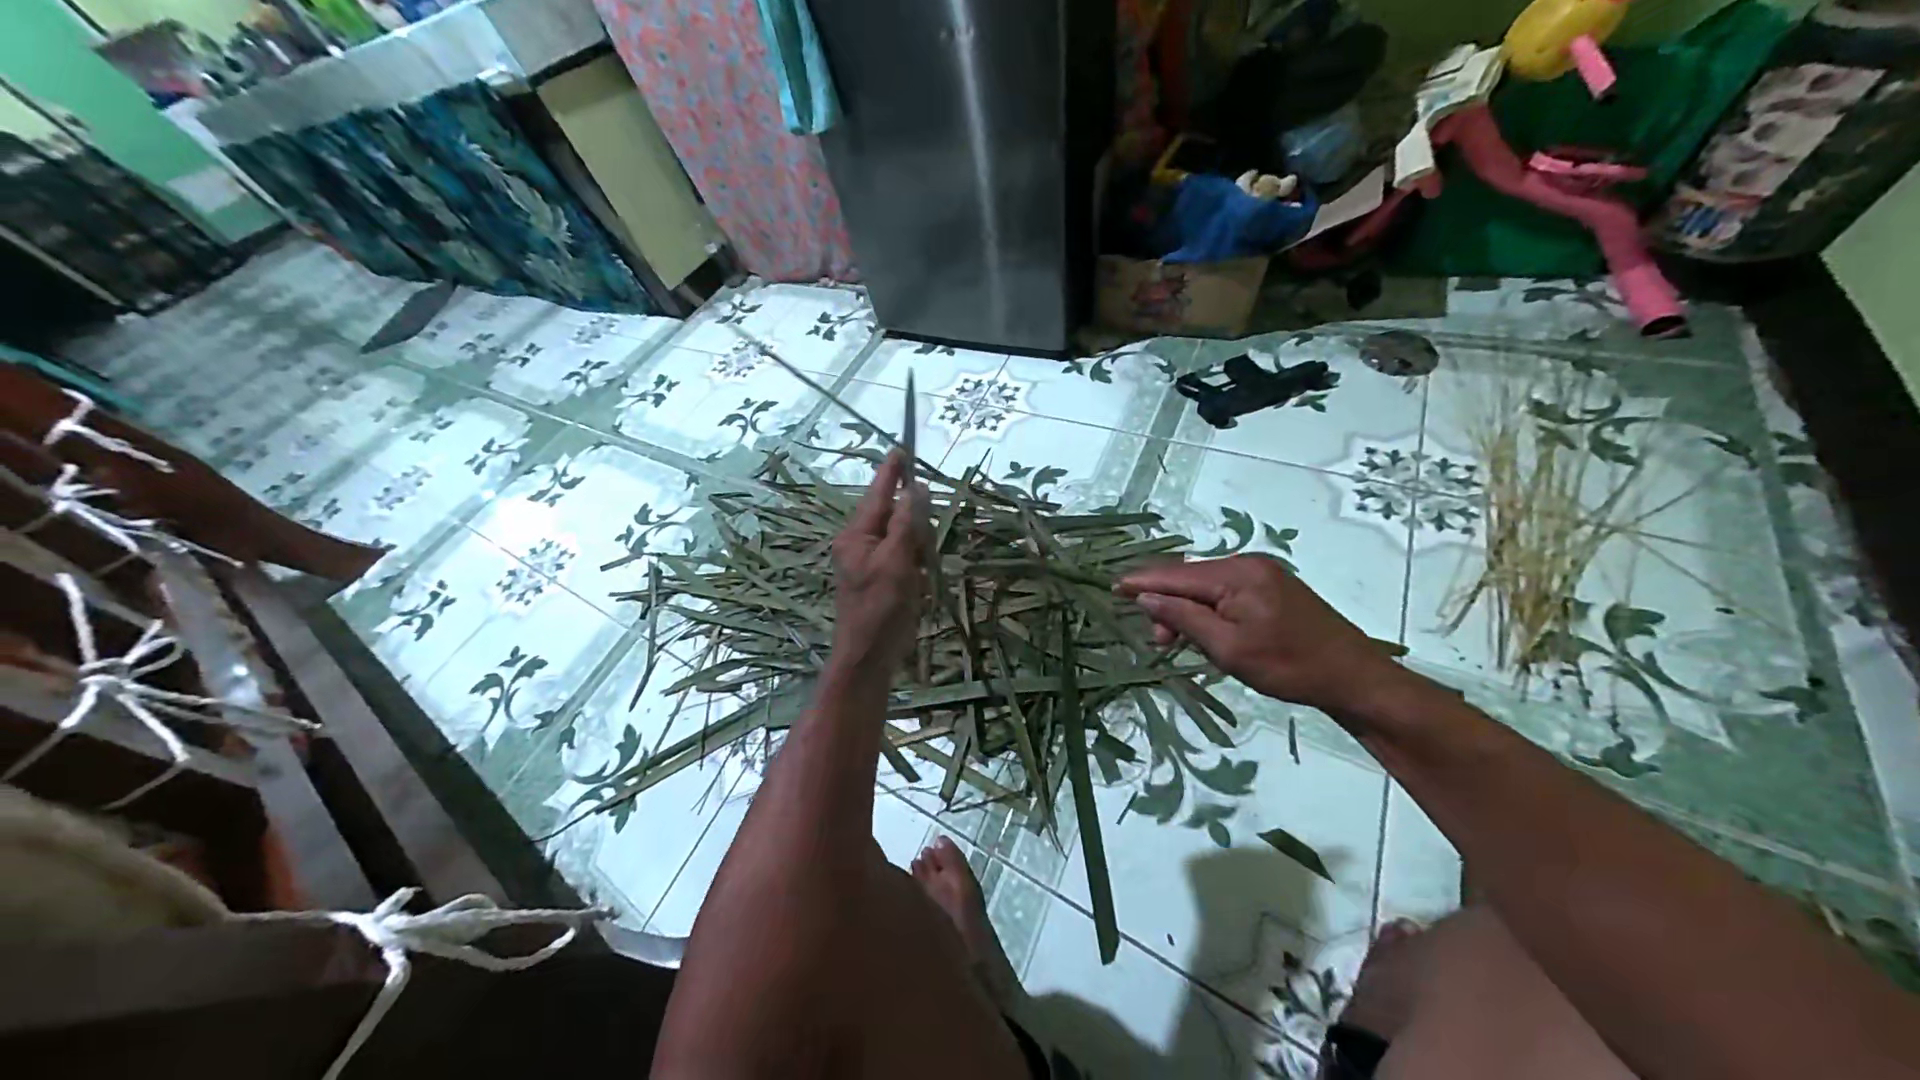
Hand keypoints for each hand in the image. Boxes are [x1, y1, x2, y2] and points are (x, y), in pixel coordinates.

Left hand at [829, 450, 926, 674]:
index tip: (901, 449)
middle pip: (892, 515)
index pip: (878, 495)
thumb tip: (915, 490)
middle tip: (922, 544)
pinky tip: (919, 582)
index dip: (891, 472)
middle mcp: (860, 544)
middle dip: (912, 522)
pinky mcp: (882, 580)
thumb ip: (906, 523)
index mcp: (856, 535)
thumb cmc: (880, 609)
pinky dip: (915, 564)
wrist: (869, 657)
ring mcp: (870, 563)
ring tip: (919, 571)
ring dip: (916, 546)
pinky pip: (903, 559)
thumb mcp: (896, 561)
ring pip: (901, 538)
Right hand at [1116, 554, 1408, 719]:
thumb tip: (1146, 597)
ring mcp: (1262, 574)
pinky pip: (1225, 592)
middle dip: (1166, 604)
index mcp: (1238, 574)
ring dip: (1186, 610)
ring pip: (1206, 586)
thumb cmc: (1289, 666)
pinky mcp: (1271, 587)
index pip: (1175, 574)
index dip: (1142, 582)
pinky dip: (1207, 610)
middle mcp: (1248, 564)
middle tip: (1159, 641)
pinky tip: (1203, 631)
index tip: (1112, 588)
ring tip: (1178, 641)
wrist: (1353, 676)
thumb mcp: (1229, 648)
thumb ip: (1184, 617)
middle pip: (1189, 578)